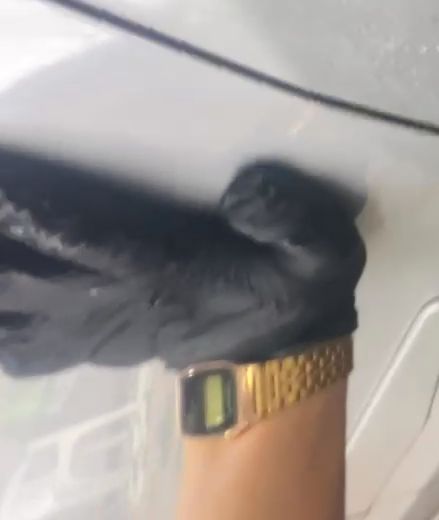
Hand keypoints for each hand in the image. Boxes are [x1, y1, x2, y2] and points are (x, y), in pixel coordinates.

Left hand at [0, 151, 364, 375]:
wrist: (292, 349)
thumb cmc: (304, 287)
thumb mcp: (325, 245)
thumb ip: (291, 216)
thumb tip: (243, 183)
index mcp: (164, 270)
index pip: (74, 237)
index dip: (21, 208)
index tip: (3, 169)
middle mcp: (110, 302)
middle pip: (12, 277)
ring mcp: (90, 331)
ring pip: (3, 316)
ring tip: (0, 243)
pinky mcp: (85, 348)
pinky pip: (11, 346)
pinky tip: (8, 301)